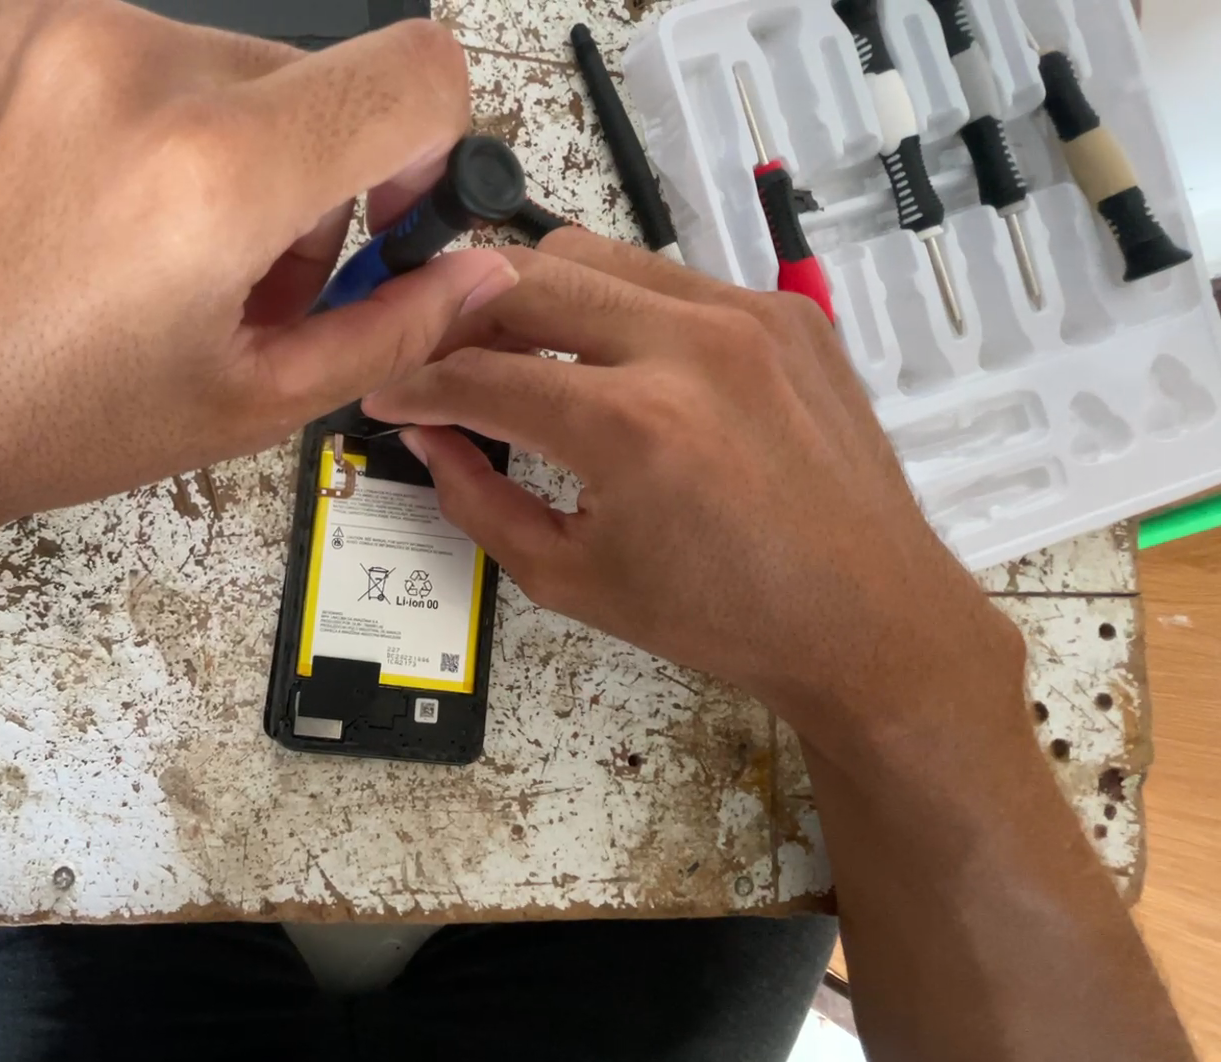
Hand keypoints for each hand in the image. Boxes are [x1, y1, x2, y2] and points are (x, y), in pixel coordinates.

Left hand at [0, 0, 515, 579]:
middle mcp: (136, 67)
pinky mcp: (1, 22)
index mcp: (215, 174)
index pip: (419, 76)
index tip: (381, 217)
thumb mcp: (250, 403)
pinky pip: (142, 53)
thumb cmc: (57, 423)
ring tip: (163, 256)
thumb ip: (389, 329)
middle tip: (243, 278)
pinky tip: (103, 214)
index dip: (430, 152)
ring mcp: (56, 28)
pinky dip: (156, 125)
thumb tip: (476, 273)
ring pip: (233, 65)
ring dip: (233, 154)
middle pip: (321, 80)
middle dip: (314, 181)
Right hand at [363, 228, 1023, 747]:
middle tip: (434, 364)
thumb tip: (426, 435)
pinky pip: (654, 276)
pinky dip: (598, 306)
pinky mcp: (783, 308)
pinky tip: (595, 360)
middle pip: (522, 279)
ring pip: (586, 254)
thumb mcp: (562, 575)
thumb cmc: (707, 616)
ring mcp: (747, 312)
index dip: (412, 386)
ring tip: (506, 354)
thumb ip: (475, 499)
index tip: (381, 396)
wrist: (867, 620)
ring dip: (523, 298)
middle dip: (455, 320)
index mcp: (631, 427)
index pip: (479, 375)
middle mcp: (689, 344)